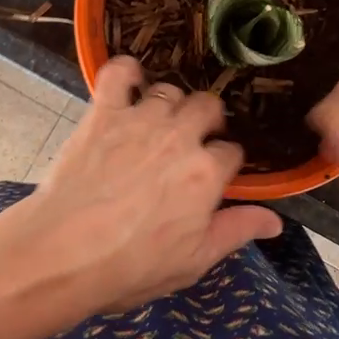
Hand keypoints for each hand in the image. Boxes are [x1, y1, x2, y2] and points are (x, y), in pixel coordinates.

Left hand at [16, 58, 282, 312]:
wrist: (62, 253)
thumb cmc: (130, 267)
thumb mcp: (192, 261)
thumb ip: (235, 232)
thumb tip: (276, 220)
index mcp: (206, 173)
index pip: (232, 152)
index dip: (225, 163)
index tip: (214, 174)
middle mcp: (179, 136)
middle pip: (207, 107)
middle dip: (207, 121)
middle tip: (191, 141)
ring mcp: (140, 119)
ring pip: (169, 91)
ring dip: (170, 103)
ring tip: (159, 122)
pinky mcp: (103, 112)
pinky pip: (119, 73)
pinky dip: (126, 71)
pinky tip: (130, 80)